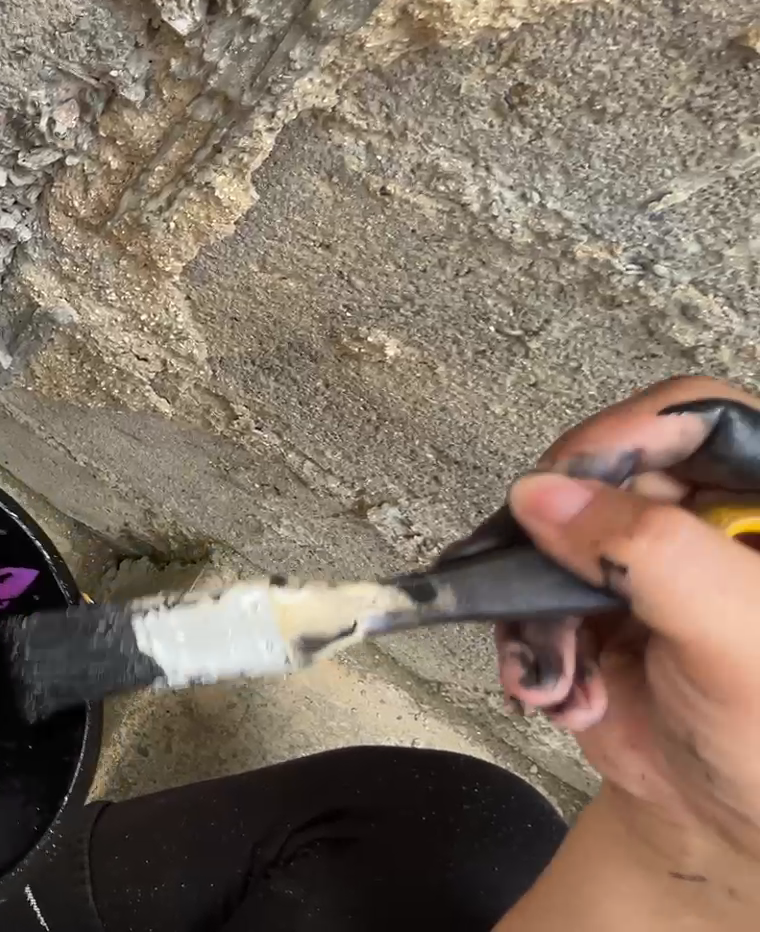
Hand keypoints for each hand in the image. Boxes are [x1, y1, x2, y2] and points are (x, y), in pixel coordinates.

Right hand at [498, 378, 759, 882]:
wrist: (730, 829)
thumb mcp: (746, 647)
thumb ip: (656, 558)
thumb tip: (539, 493)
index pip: (703, 418)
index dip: (633, 433)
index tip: (573, 483)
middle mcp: (708, 525)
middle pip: (600, 473)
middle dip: (560, 542)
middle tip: (554, 587)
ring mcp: (636, 561)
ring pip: (539, 533)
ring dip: (527, 604)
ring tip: (554, 666)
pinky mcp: (580, 595)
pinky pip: (511, 582)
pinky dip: (514, 632)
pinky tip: (548, 679)